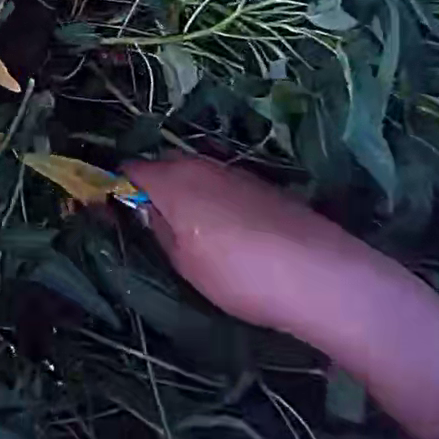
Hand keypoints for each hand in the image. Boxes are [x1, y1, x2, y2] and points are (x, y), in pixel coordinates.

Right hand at [125, 156, 438, 438]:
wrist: (325, 276)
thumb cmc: (238, 272)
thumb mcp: (182, 260)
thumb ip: (153, 227)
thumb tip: (132, 207)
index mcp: (169, 177)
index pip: (127, 169)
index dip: (115, 188)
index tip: (113, 212)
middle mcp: (196, 162)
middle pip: (159, 166)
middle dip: (148, 189)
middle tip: (150, 226)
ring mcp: (231, 170)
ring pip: (190, 174)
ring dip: (181, 194)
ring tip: (190, 233)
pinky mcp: (258, 184)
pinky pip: (218, 183)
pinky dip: (210, 200)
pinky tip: (227, 233)